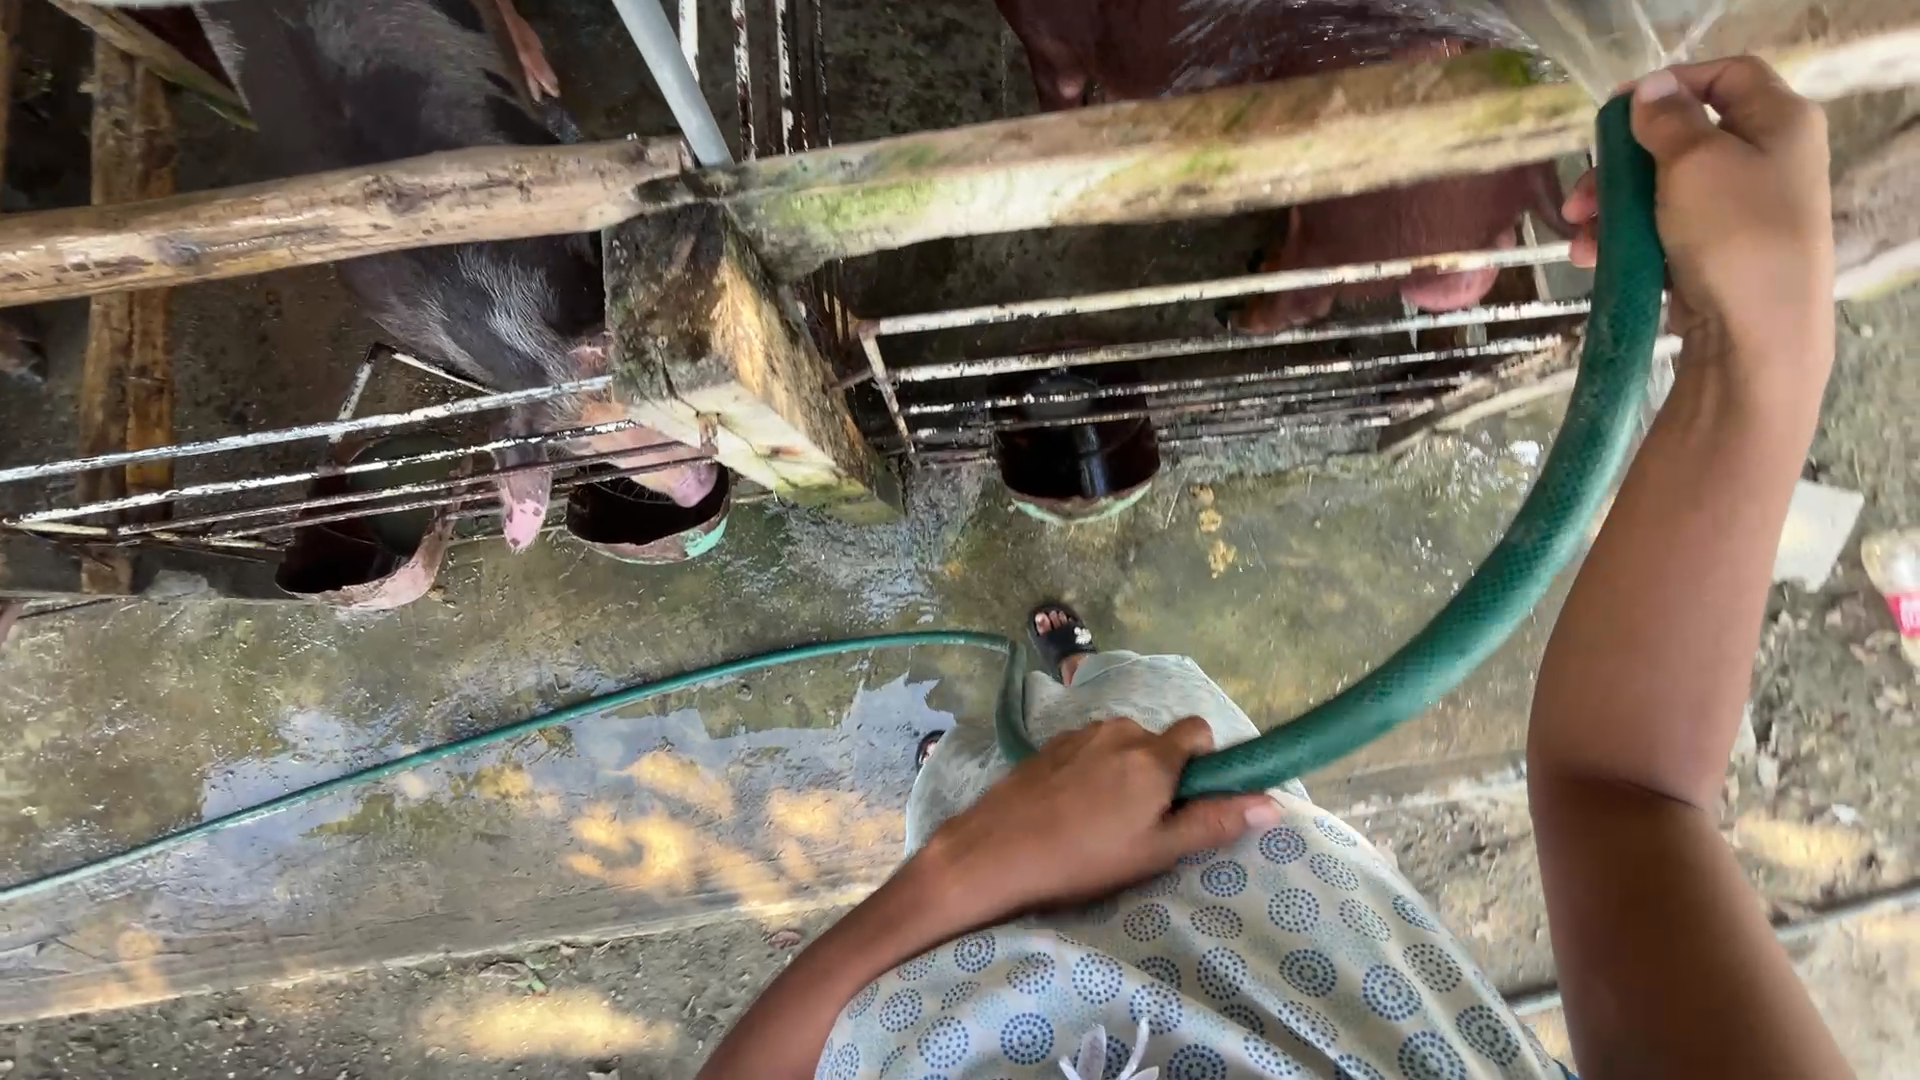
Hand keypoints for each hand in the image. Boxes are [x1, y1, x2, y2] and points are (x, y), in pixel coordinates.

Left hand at [916, 716, 1282, 922]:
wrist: (996, 849)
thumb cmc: (1084, 858)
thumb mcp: (1156, 851)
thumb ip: (1213, 822)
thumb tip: (1272, 802)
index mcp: (1151, 754)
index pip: (1198, 730)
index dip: (1204, 761)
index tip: (1190, 797)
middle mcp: (1118, 730)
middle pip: (1158, 741)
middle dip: (1161, 772)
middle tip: (1141, 821)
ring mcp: (1079, 733)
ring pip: (1121, 745)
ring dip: (1124, 770)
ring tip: (1101, 819)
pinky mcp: (1050, 743)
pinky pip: (1089, 748)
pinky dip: (1093, 769)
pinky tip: (1071, 806)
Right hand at [1562, 58, 1833, 401]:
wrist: (1753, 320)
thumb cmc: (1732, 230)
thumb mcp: (1694, 163)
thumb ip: (1667, 122)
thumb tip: (1647, 88)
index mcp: (1774, 122)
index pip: (1727, 76)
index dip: (1670, 85)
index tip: (1613, 110)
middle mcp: (1757, 157)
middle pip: (1675, 141)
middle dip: (1618, 166)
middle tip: (1580, 193)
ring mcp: (1729, 205)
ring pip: (1653, 190)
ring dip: (1606, 210)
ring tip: (1578, 237)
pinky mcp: (1702, 246)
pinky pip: (1651, 228)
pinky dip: (1617, 238)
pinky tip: (1590, 256)